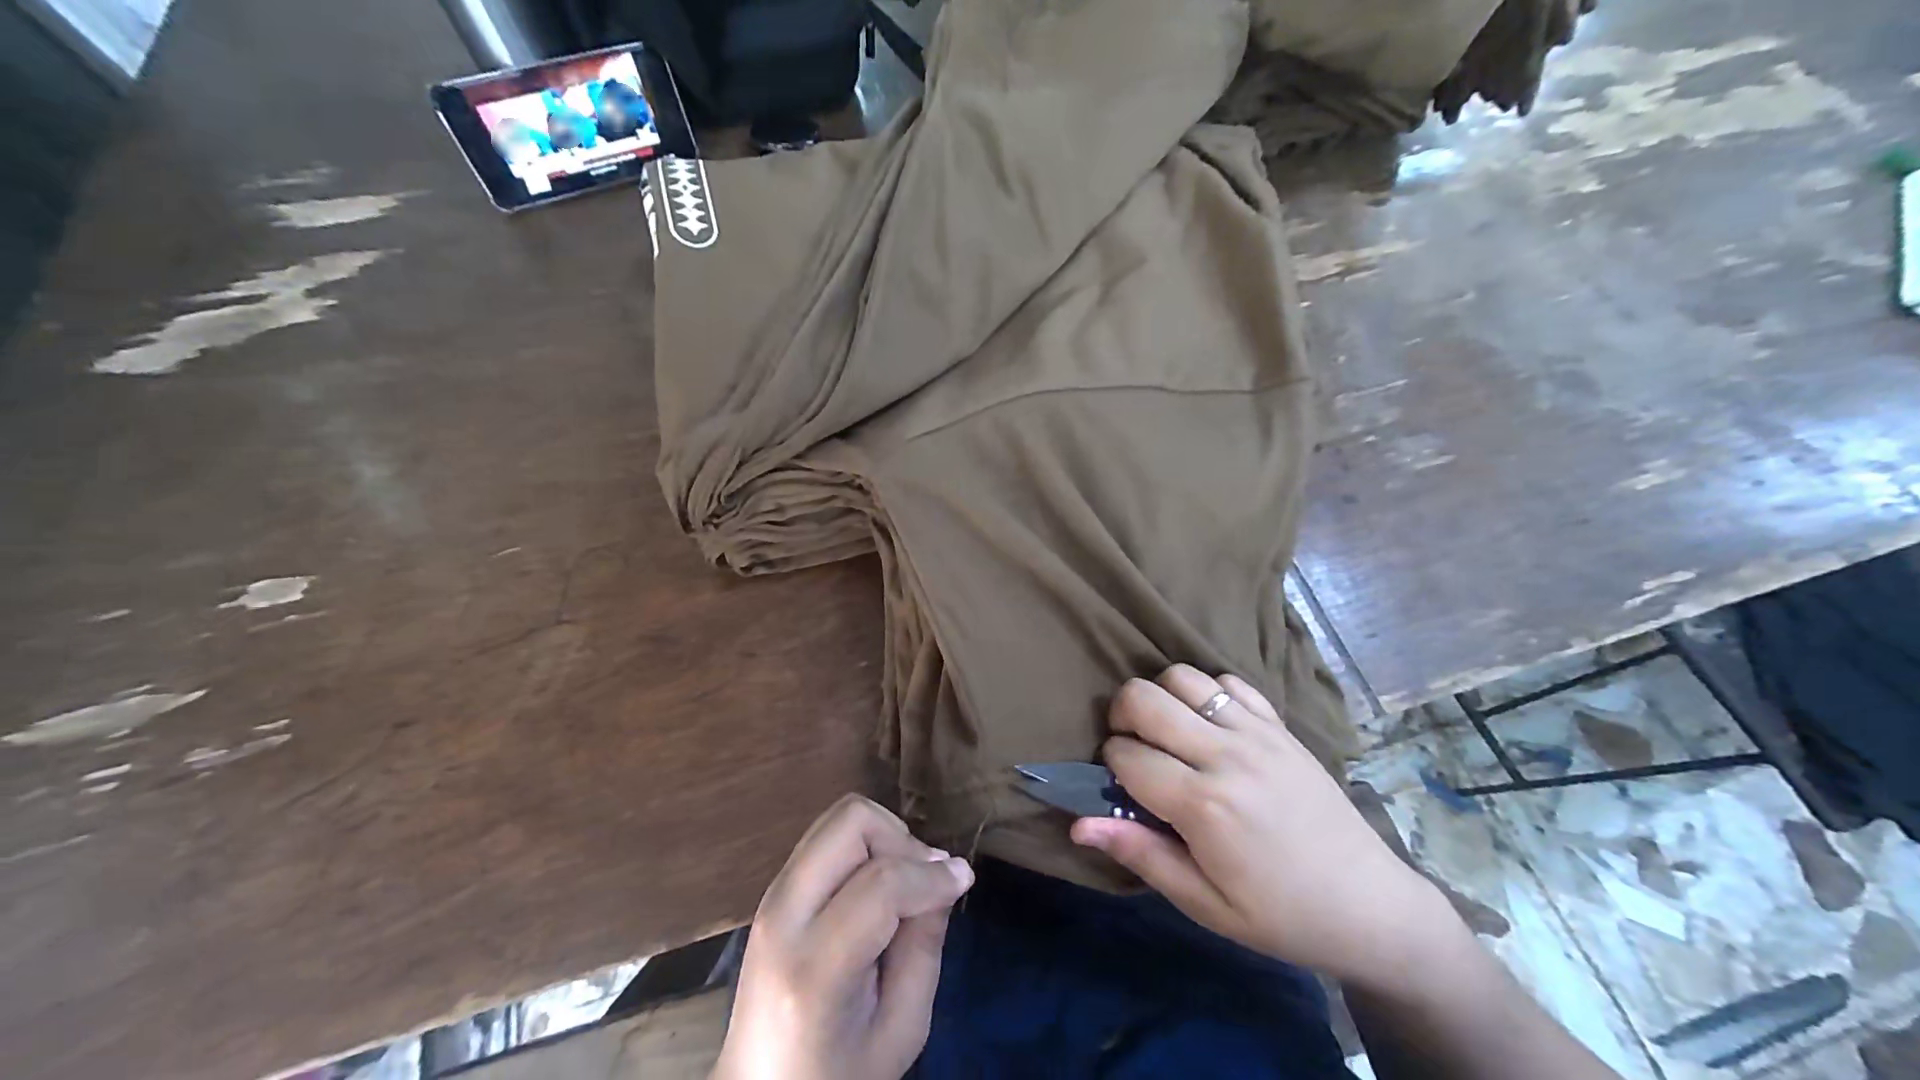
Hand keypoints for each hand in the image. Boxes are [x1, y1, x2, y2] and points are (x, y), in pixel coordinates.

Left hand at [715, 794, 973, 1079]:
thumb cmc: (839, 1074)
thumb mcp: (901, 1029)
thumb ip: (924, 946)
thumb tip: (946, 874)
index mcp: (813, 968)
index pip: (880, 883)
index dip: (931, 874)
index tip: (964, 879)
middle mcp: (783, 915)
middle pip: (851, 822)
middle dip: (902, 839)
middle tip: (926, 879)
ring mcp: (772, 895)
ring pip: (838, 818)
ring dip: (883, 837)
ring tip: (905, 882)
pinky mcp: (774, 888)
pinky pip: (827, 836)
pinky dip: (864, 844)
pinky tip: (879, 883)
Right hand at [1070, 665, 1466, 988]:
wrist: (1371, 905)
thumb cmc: (1279, 914)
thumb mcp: (1205, 903)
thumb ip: (1140, 854)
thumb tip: (1078, 824)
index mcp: (1204, 805)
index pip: (1126, 755)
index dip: (1110, 766)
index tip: (1122, 787)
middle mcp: (1227, 755)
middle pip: (1144, 697)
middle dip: (1122, 715)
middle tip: (1132, 746)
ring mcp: (1258, 733)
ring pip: (1183, 677)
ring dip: (1161, 697)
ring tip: (1167, 731)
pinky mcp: (1280, 726)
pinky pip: (1230, 681)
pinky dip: (1207, 692)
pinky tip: (1210, 724)